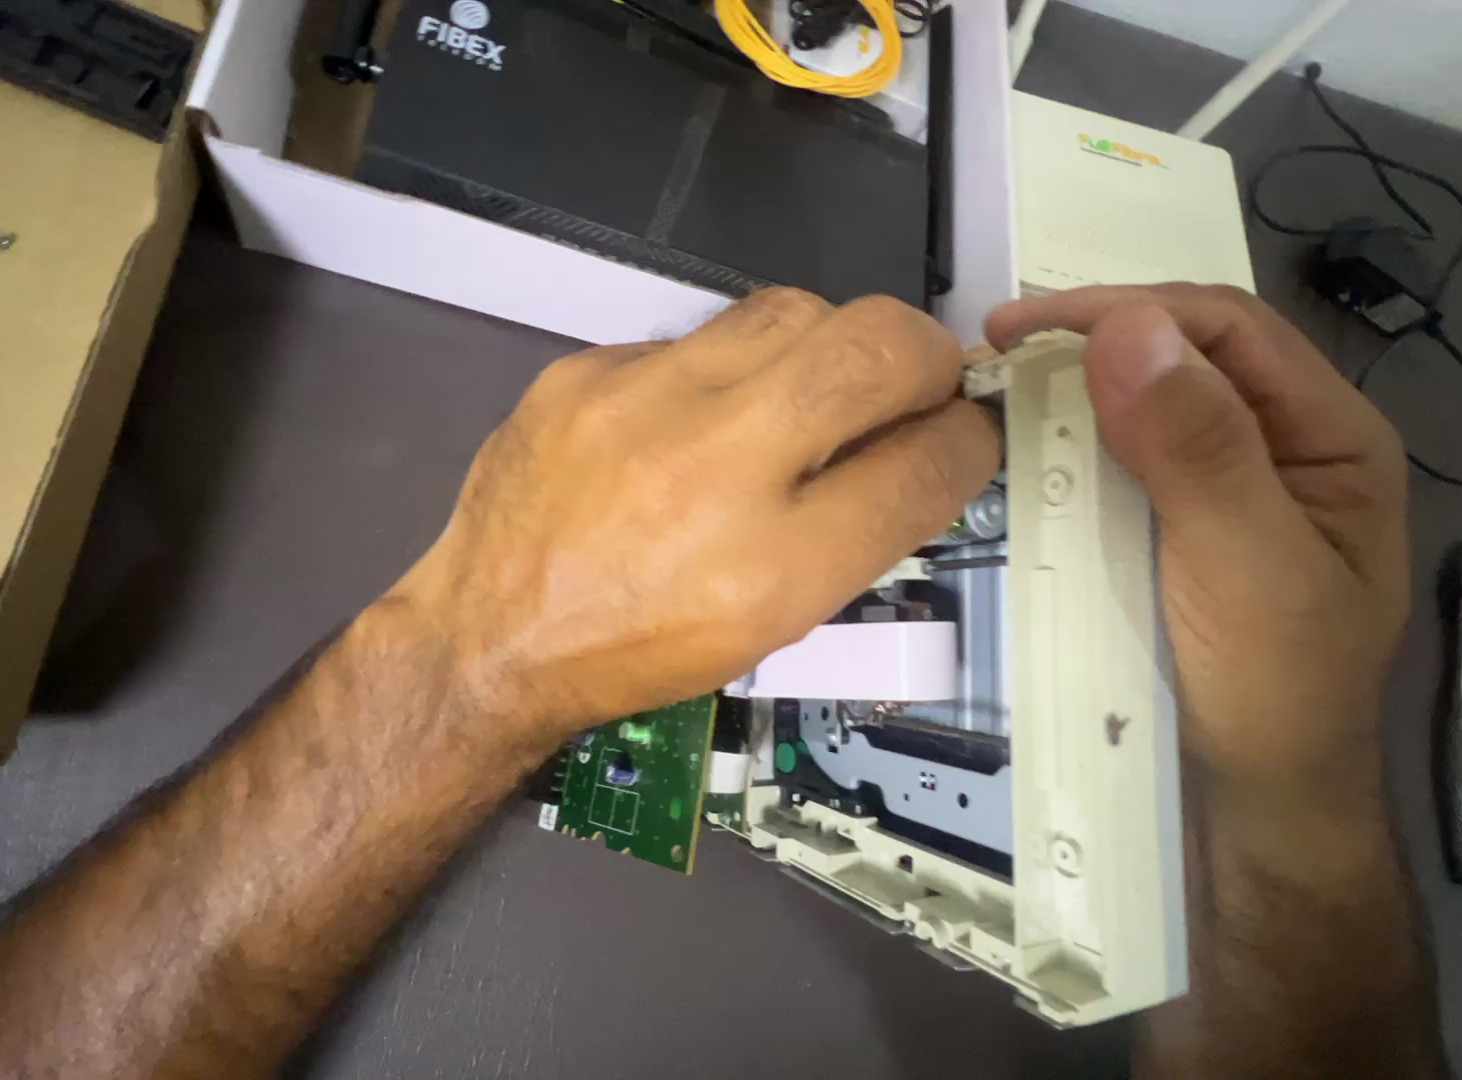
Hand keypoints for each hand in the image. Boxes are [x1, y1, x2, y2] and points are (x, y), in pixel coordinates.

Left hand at [388, 289, 999, 739]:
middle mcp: (713, 469)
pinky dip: (732, 364)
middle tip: (920, 383)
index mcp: (771, 569)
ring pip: (795, 310)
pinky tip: (706, 409)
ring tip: (817, 387)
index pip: (922, 468)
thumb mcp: (765, 626)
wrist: (494, 633)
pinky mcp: (584, 370)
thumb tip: (912, 450)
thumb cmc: (639, 651)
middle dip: (929, 358)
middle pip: (879, 350)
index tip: (966, 433)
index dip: (968, 441)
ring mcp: (640, 400)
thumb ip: (851, 535)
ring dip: (834, 342)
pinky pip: (699, 333)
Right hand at [987, 285, 1408, 801]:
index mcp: (1323, 434)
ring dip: (1068, 385)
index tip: (1022, 328)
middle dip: (1089, 337)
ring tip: (995, 384)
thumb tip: (1125, 326)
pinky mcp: (1164, 521)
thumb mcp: (1244, 562)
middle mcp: (1271, 444)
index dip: (1126, 309)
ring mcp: (1213, 484)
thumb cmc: (1270, 685)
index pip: (1224, 329)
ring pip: (1140, 404)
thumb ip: (1196, 448)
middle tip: (994, 349)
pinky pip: (1113, 458)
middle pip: (1181, 354)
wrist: (1249, 791)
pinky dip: (1063, 439)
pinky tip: (1021, 442)